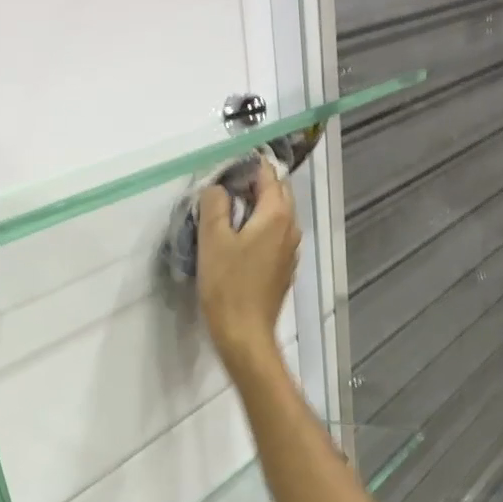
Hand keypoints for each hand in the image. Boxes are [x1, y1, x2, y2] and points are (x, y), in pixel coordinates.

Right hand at [197, 161, 301, 372]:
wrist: (244, 334)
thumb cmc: (227, 287)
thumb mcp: (212, 240)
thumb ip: (214, 204)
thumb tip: (218, 188)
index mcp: (276, 214)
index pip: (267, 174)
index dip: (246, 167)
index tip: (223, 171)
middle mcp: (291, 227)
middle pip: (276, 194)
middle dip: (252, 187)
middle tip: (222, 194)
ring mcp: (290, 250)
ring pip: (275, 217)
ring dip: (254, 211)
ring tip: (227, 219)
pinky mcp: (283, 270)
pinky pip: (273, 238)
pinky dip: (258, 232)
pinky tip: (237, 246)